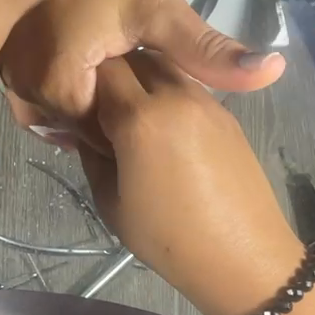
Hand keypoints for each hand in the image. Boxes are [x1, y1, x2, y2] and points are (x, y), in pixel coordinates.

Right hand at [0, 0, 286, 139]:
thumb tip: (273, 73)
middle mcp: (25, 91)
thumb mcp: (160, 9)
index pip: (100, 137)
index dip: (133, 129)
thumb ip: (207, 51)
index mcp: (60, 84)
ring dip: (83, 112)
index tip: (157, 108)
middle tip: (135, 92)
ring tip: (112, 87)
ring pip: (52, 119)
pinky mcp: (1, 68)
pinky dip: (59, 98)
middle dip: (106, 122)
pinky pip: (33, 102)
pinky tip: (85, 78)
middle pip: (74, 131)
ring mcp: (7, 80)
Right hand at [78, 50, 304, 314]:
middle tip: (96, 106)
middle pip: (134, 59)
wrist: (242, 255)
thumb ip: (91, 155)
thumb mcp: (110, 200)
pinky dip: (164, 94)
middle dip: (110, 74)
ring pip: (163, 67)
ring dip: (140, 80)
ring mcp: (206, 102)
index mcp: (140, 119)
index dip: (81, 82)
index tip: (73, 106)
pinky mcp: (226, 114)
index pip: (100, 71)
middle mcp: (176, 97)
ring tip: (127, 117)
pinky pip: (186, 87)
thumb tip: (82, 130)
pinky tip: (159, 129)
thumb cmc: (167, 237)